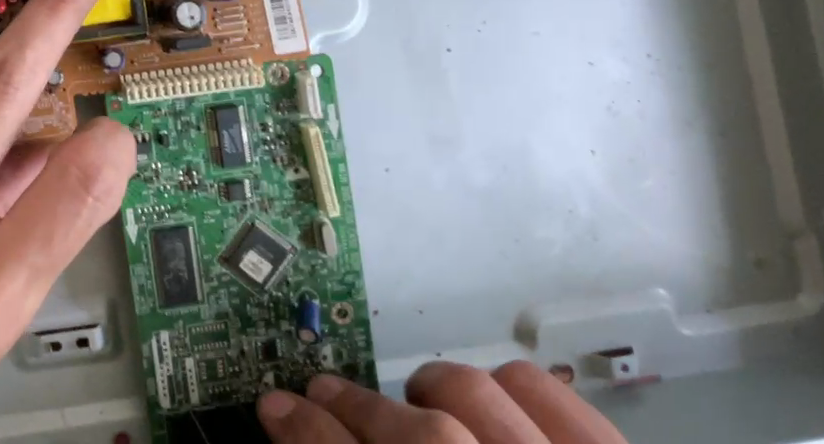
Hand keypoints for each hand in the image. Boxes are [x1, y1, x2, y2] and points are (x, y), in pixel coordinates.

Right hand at [257, 363, 630, 443]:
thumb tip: (308, 443)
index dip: (307, 434)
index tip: (275, 407)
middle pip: (415, 434)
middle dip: (350, 404)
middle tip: (319, 393)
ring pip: (474, 395)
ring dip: (425, 392)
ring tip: (410, 406)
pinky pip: (548, 392)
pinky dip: (506, 386)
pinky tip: (488, 413)